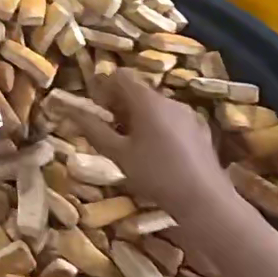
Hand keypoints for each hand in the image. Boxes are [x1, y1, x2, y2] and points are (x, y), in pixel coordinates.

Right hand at [63, 71, 236, 222]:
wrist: (205, 201)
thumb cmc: (155, 174)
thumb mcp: (117, 154)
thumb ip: (94, 129)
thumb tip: (72, 111)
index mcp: (147, 102)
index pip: (121, 76)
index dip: (104, 87)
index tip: (97, 110)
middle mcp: (170, 101)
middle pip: (138, 91)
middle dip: (120, 105)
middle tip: (109, 131)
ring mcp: (189, 115)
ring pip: (156, 106)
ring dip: (138, 117)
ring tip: (131, 145)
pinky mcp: (200, 131)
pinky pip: (171, 119)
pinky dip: (158, 127)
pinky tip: (157, 154)